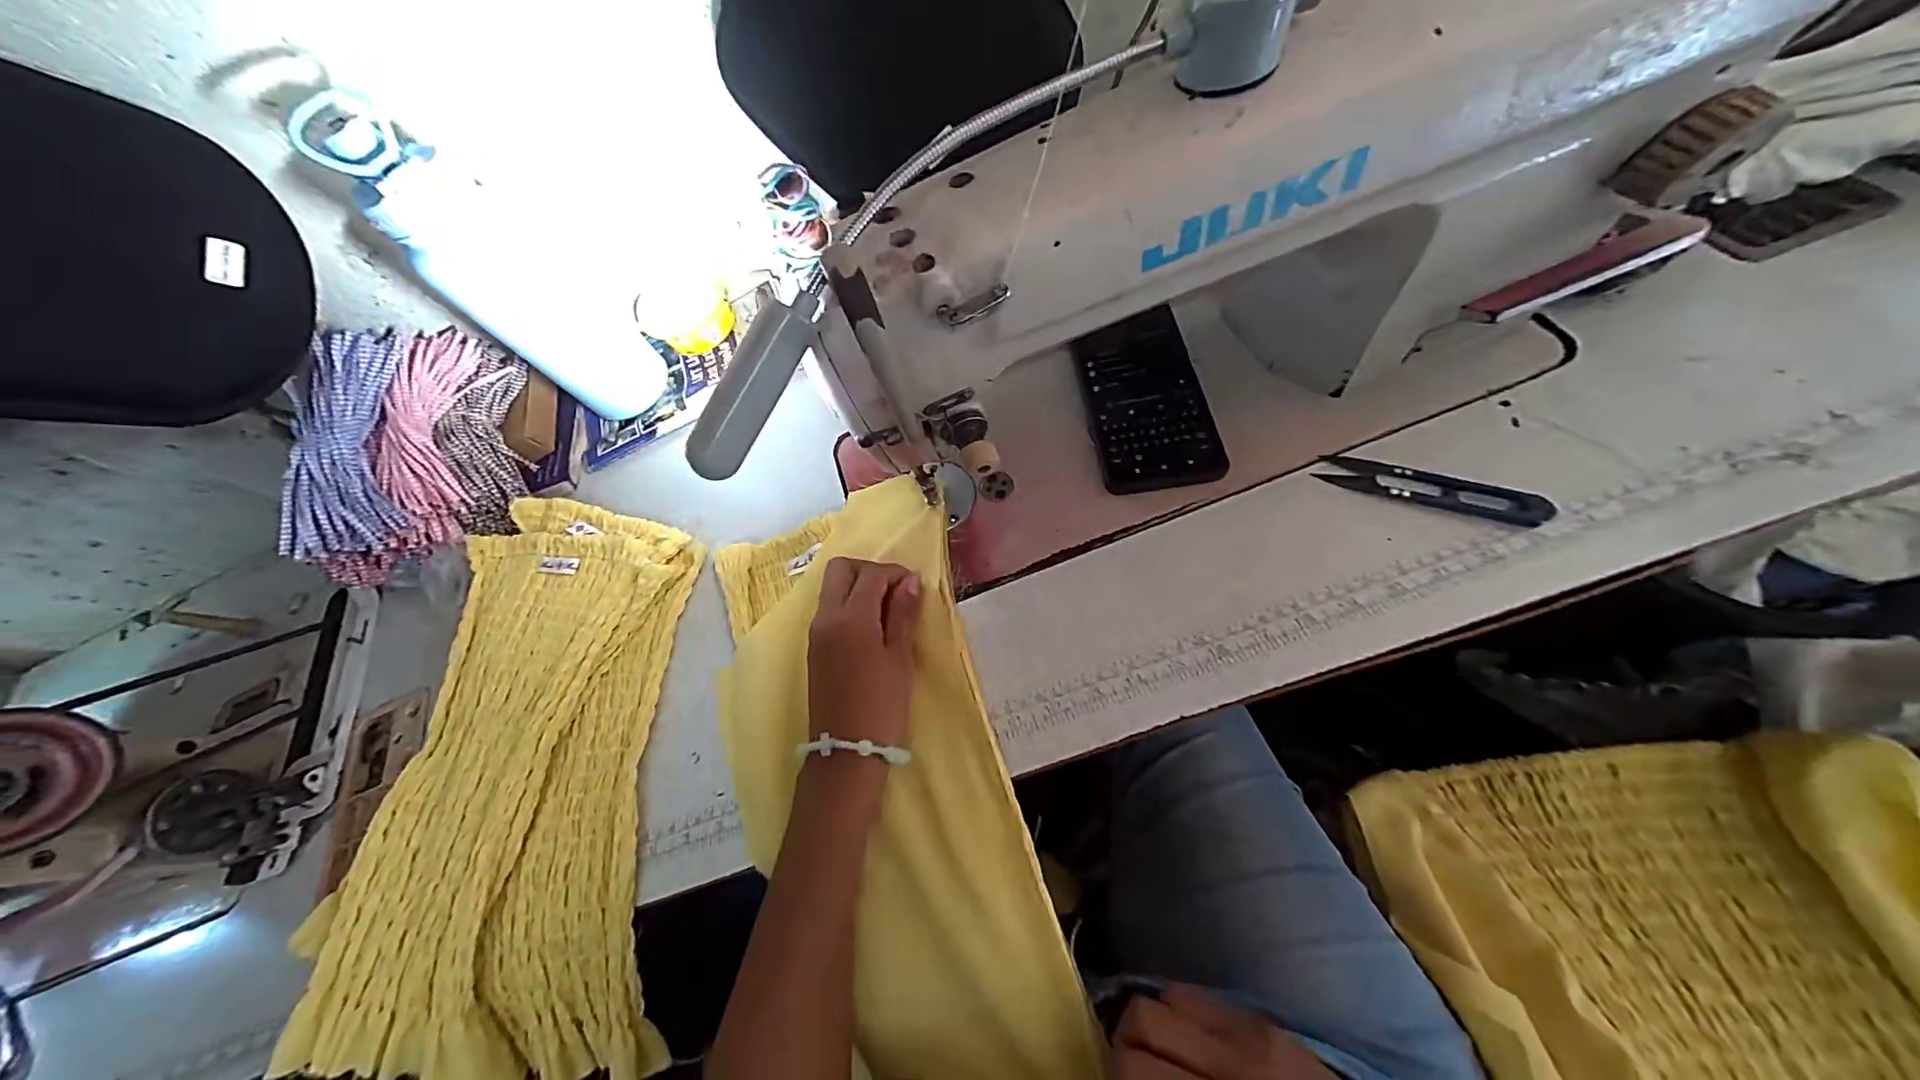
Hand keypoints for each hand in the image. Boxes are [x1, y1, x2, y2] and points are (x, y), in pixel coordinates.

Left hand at [807, 558, 921, 750]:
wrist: (847, 752)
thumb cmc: (883, 706)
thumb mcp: (900, 658)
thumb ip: (902, 614)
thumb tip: (909, 582)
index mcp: (850, 618)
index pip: (870, 575)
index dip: (895, 573)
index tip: (915, 586)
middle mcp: (825, 618)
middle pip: (841, 570)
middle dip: (869, 571)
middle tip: (896, 591)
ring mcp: (815, 632)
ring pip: (832, 588)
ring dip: (858, 587)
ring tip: (888, 611)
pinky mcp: (813, 647)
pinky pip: (829, 609)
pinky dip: (850, 605)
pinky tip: (873, 627)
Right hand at [1110, 985, 1336, 1079]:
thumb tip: (1126, 1074)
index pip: (1130, 1065)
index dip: (1115, 1073)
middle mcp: (1229, 1062)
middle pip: (1139, 1018)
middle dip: (1126, 1043)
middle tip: (1137, 1068)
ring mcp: (1248, 1034)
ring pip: (1163, 995)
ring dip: (1154, 1022)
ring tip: (1164, 1050)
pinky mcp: (1263, 1021)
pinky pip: (1199, 994)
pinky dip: (1181, 1010)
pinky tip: (1191, 1037)